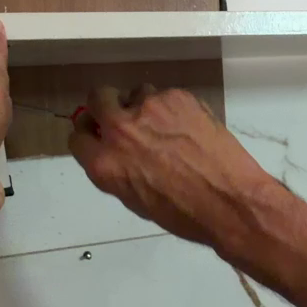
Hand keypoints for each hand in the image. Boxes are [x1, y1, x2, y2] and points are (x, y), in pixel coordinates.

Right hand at [67, 85, 284, 247]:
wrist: (229, 199)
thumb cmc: (182, 213)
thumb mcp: (135, 200)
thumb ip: (116, 171)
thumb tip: (116, 154)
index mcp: (105, 163)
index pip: (78, 137)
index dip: (89, 136)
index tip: (98, 136)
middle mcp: (120, 129)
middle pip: (97, 98)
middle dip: (105, 106)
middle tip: (122, 118)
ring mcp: (149, 108)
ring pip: (135, 93)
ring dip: (142, 106)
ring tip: (164, 126)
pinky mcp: (177, 96)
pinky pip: (165, 96)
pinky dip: (172, 109)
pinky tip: (188, 127)